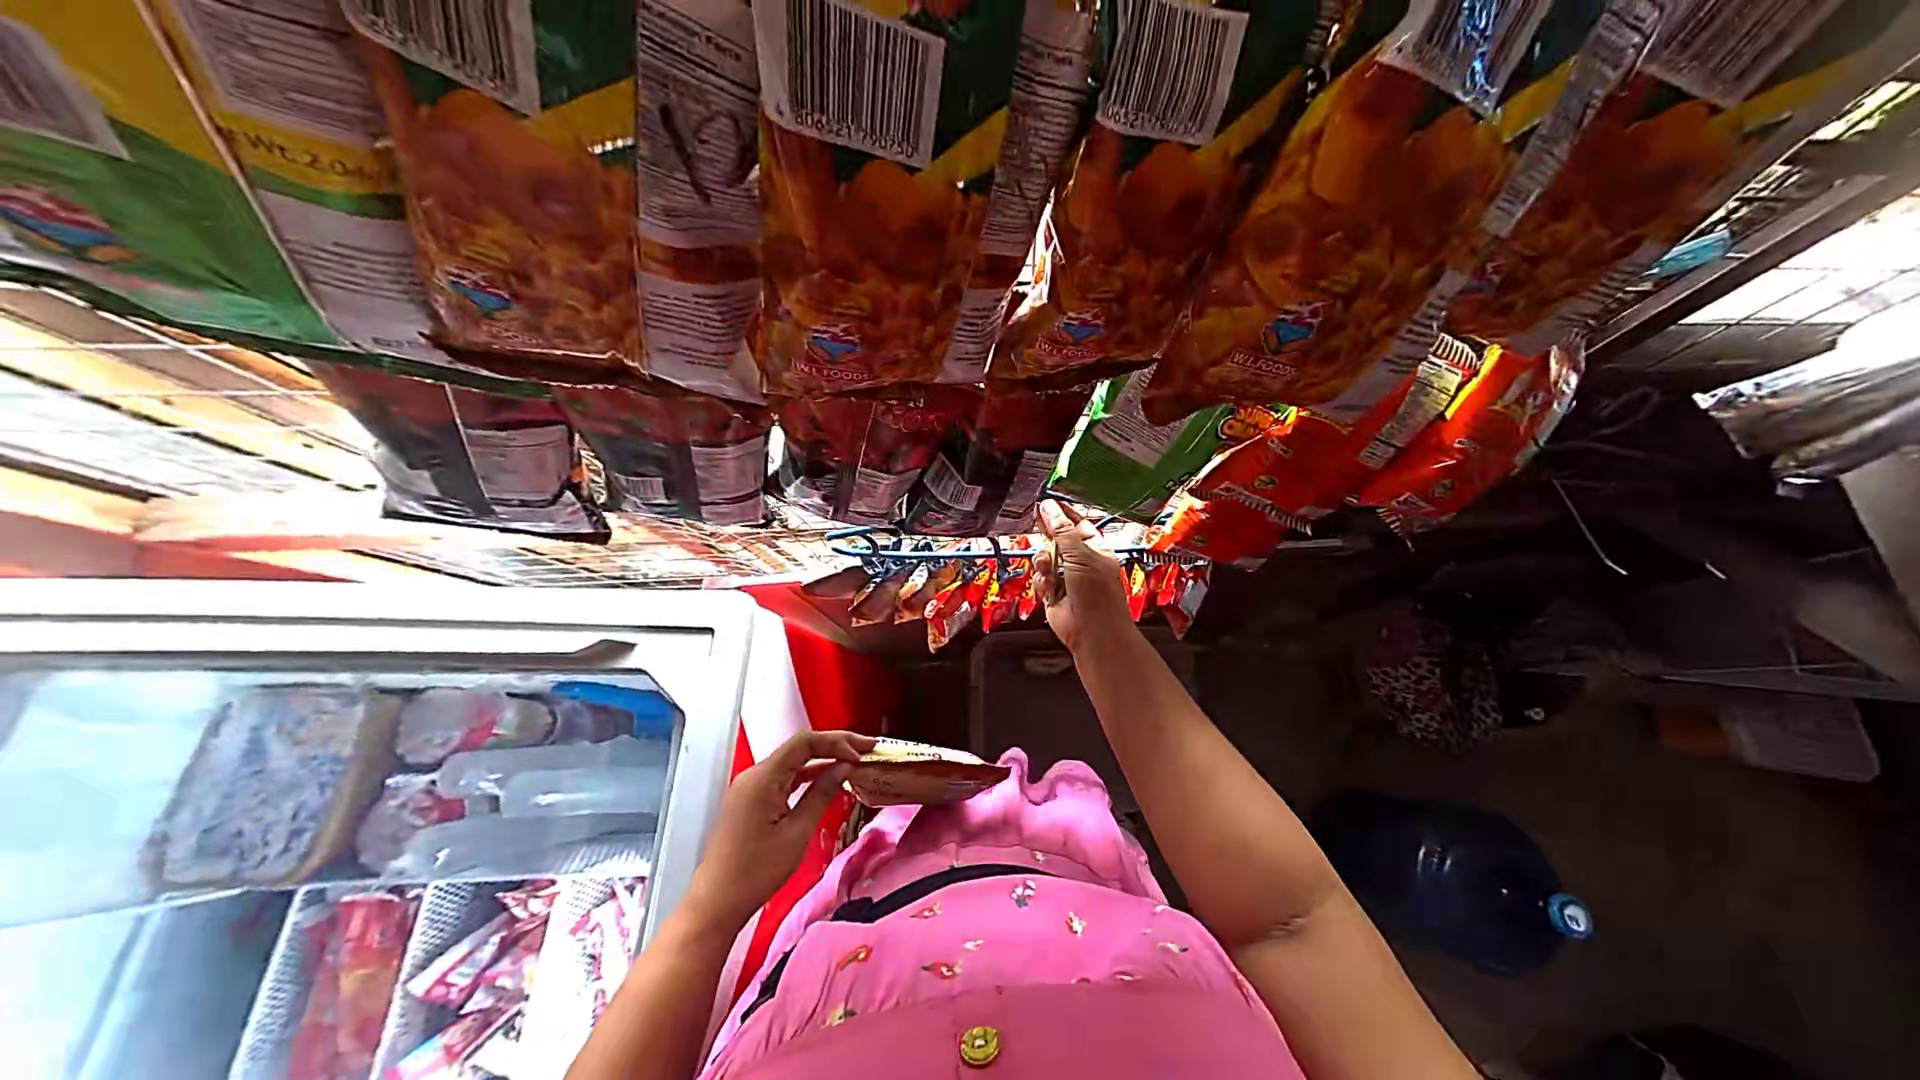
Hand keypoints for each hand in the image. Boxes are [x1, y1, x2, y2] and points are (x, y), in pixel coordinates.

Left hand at [684, 730, 876, 928]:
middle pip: (799, 747)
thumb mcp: (797, 833)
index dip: (837, 742)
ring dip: (824, 759)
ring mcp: (751, 786)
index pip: (804, 742)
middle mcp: (754, 775)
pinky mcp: (752, 799)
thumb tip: (843, 768)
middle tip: (866, 749)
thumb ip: (821, 794)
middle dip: (834, 745)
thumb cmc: (756, 872)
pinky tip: (829, 779)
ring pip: (793, 761)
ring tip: (854, 760)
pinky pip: (785, 777)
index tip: (862, 751)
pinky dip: (808, 775)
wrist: (717, 902)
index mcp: (762, 778)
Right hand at [1031, 499, 1132, 653]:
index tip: (1048, 504)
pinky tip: (1050, 588)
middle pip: (1057, 540)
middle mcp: (1080, 562)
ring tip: (1049, 569)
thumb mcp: (1081, 554)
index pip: (1077, 524)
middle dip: (1048, 536)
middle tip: (1038, 524)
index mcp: (1095, 549)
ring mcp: (1066, 578)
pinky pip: (1040, 578)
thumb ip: (1062, 531)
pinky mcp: (1053, 593)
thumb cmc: (1097, 593)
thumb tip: (1049, 508)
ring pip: (1044, 558)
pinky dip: (1042, 582)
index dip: (1063, 514)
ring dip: (1044, 562)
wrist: (1092, 630)